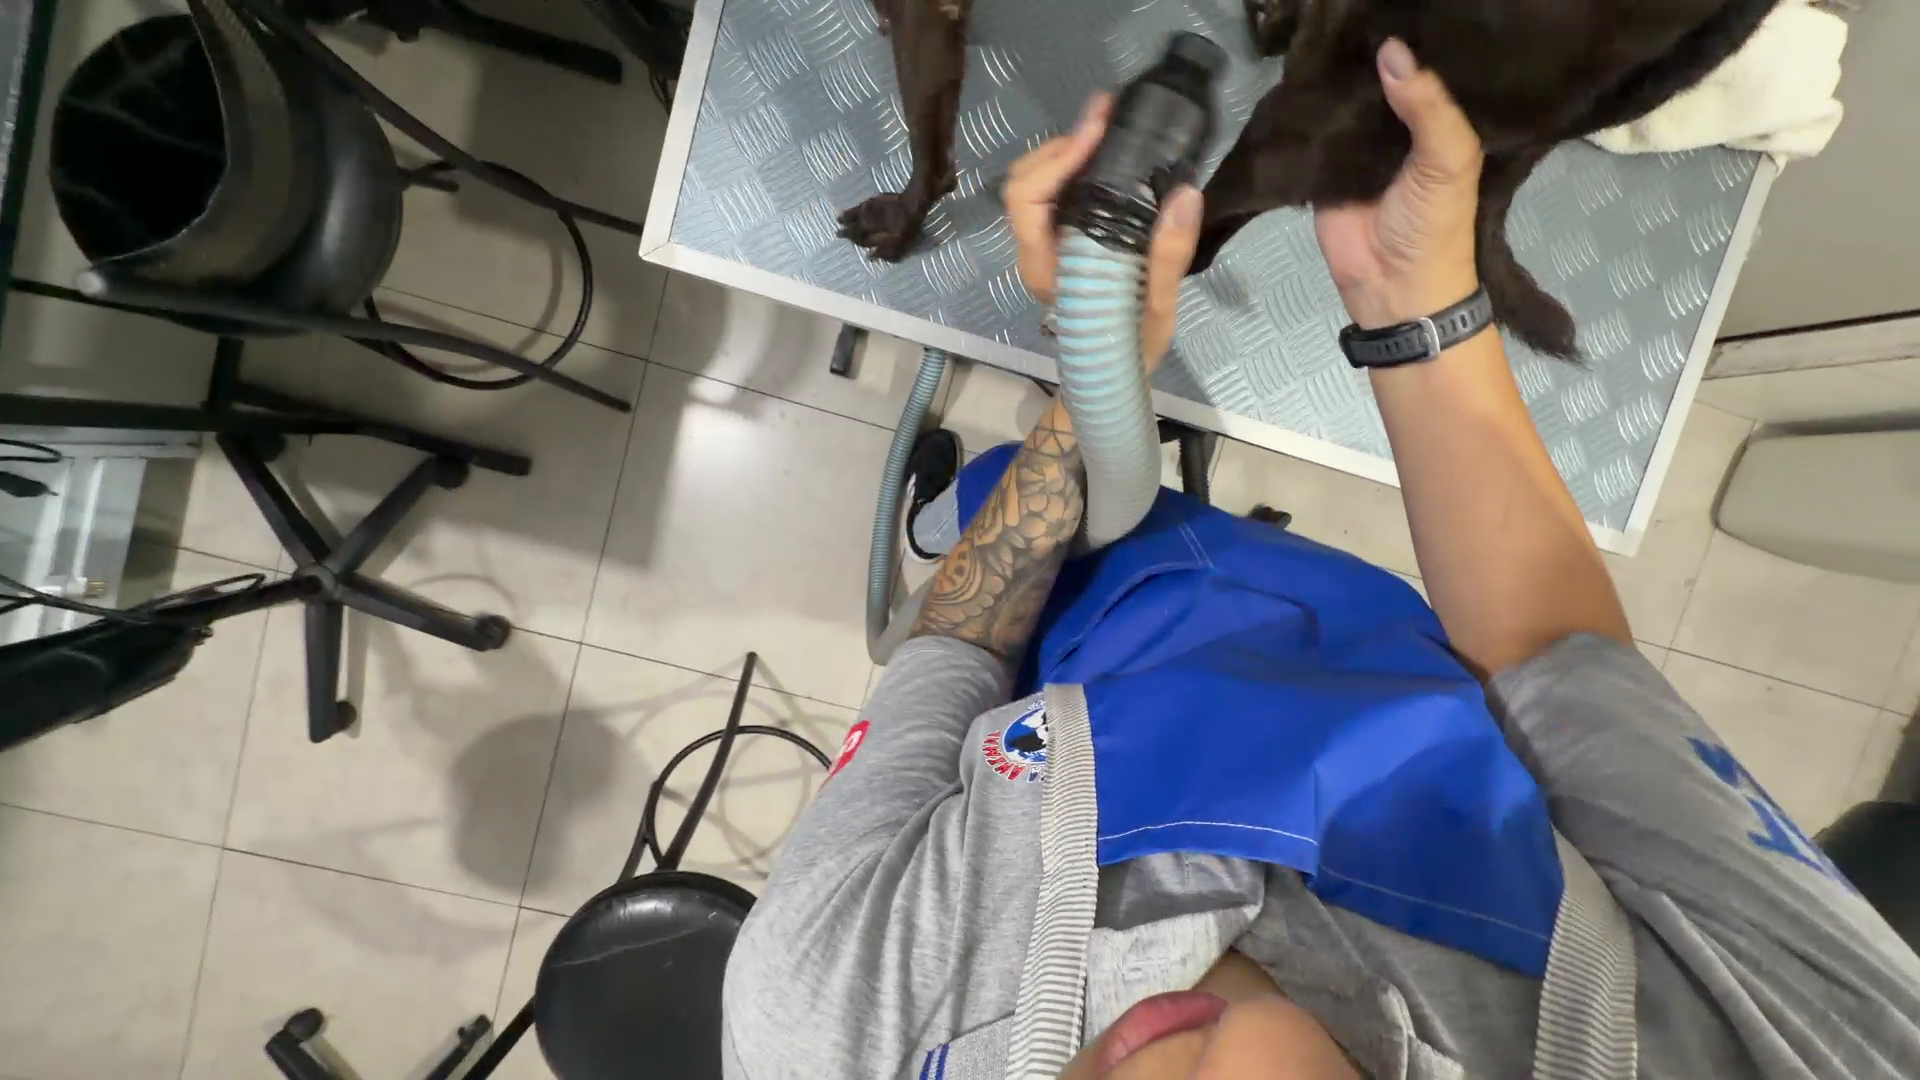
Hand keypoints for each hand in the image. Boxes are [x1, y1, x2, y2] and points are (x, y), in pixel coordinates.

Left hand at [1005, 94, 1204, 370]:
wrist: (1110, 374)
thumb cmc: (1127, 349)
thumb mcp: (1154, 312)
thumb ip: (1166, 259)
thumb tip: (1185, 193)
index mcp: (1046, 269)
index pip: (1026, 202)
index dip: (1056, 160)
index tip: (1098, 130)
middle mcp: (1036, 252)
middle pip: (1024, 182)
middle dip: (1061, 145)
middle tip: (1109, 117)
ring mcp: (1044, 245)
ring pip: (1036, 183)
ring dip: (1067, 150)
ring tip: (1110, 126)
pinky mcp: (1060, 240)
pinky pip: (1054, 193)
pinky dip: (1075, 164)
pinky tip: (1107, 151)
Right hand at [1315, 40, 1482, 328]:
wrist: (1392, 286)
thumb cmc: (1434, 223)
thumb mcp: (1449, 157)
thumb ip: (1427, 105)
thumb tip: (1389, 50)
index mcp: (1434, 123)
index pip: (1420, 73)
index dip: (1409, 45)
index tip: (1384, 10)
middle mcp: (1393, 133)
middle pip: (1374, 88)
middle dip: (1360, 62)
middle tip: (1337, 21)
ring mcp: (1352, 156)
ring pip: (1339, 113)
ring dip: (1327, 90)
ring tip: (1310, 46)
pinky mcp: (1319, 179)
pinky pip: (1309, 147)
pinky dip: (1301, 127)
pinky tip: (1290, 93)